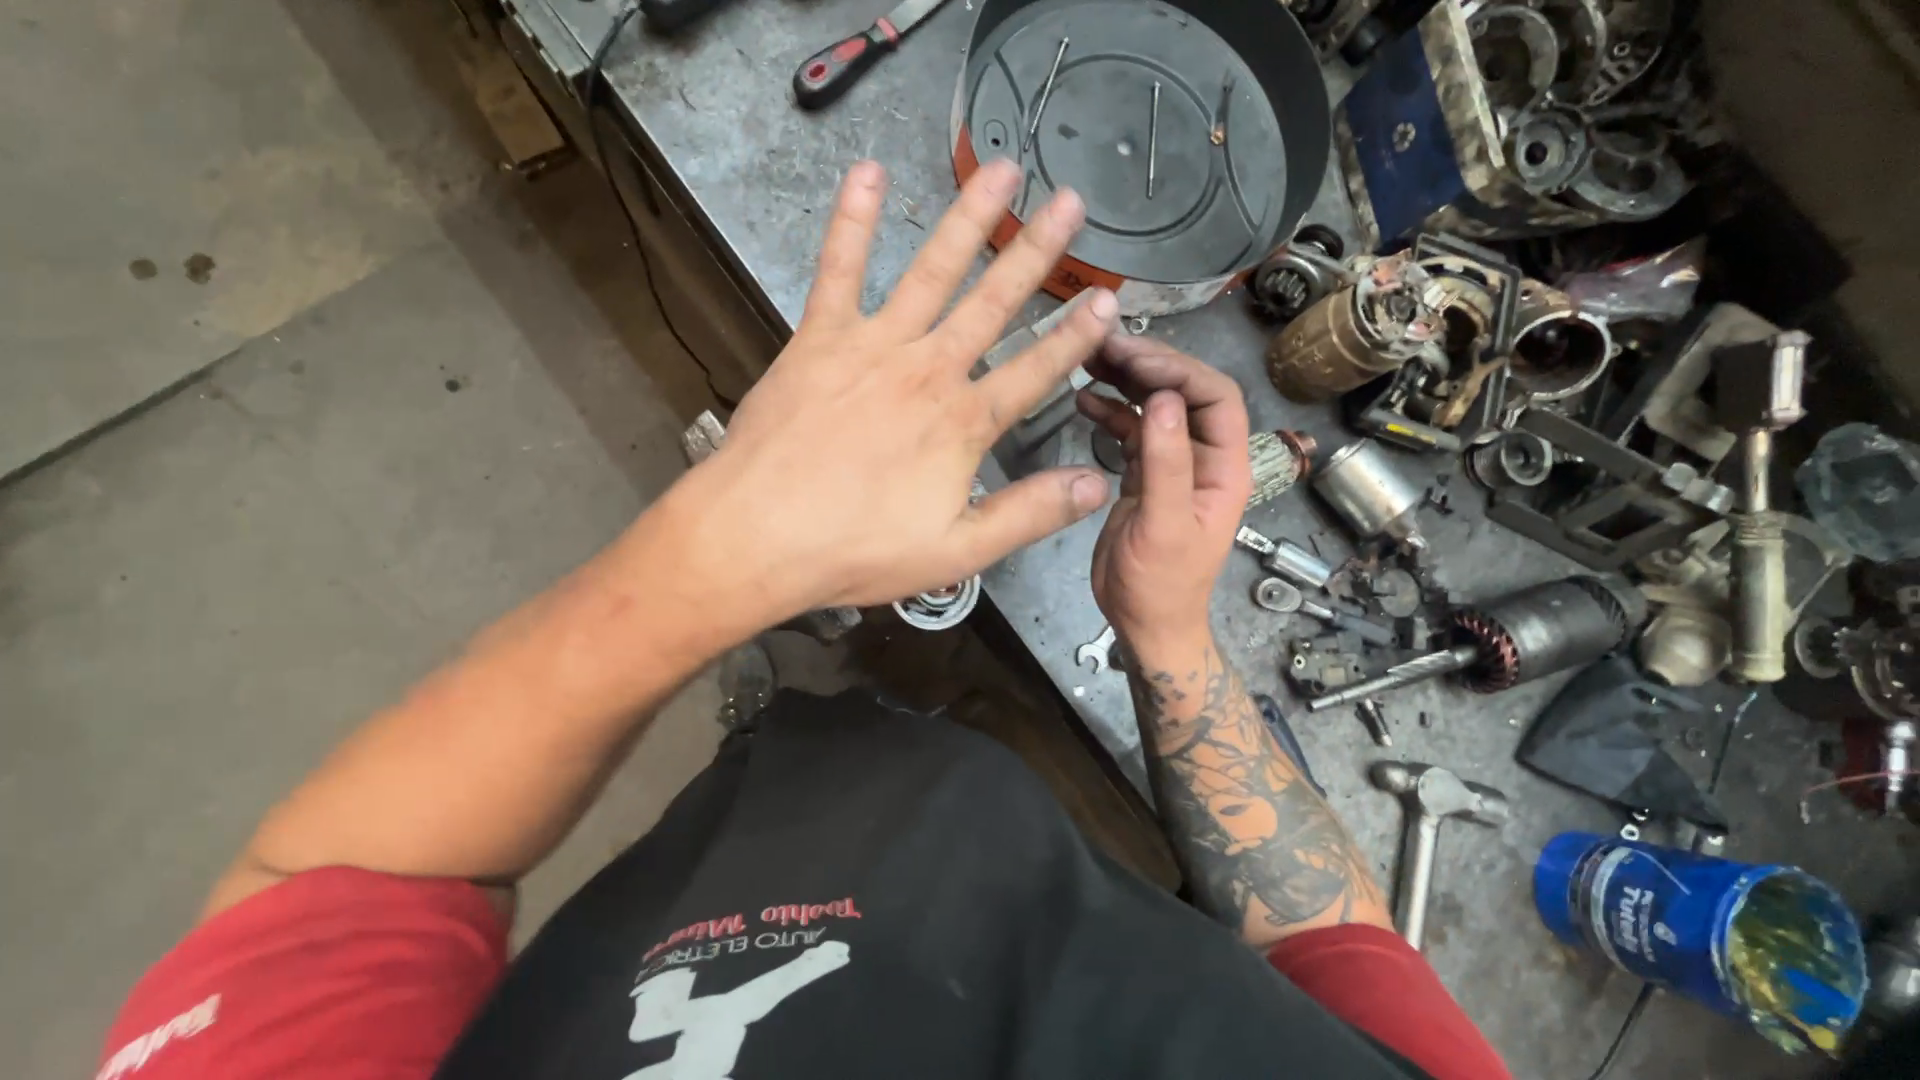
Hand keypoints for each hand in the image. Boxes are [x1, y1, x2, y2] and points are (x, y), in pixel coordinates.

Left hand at [664, 159, 1117, 625]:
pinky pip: (838, 269)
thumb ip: (1028, 514)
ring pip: (932, 272)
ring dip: (971, 219)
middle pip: (994, 303)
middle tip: (1071, 203)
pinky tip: (868, 173)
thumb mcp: (956, 551)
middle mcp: (927, 371)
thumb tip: (1096, 487)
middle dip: (1038, 252)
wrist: (756, 535)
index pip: (1035, 370)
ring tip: (1003, 172)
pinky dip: (852, 220)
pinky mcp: (820, 338)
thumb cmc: (855, 550)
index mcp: (963, 423)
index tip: (1107, 300)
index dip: (1075, 337)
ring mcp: (873, 347)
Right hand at [1080, 336, 1252, 653]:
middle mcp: (1202, 457)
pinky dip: (1109, 411)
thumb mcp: (1165, 525)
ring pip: (1155, 406)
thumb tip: (1165, 398)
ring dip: (1125, 381)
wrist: (1144, 622)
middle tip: (1104, 346)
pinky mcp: (1142, 475)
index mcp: (1224, 466)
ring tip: (1088, 359)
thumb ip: (1166, 463)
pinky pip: (1130, 431)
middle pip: (1184, 393)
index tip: (1135, 361)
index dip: (1181, 371)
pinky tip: (1083, 399)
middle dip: (1148, 366)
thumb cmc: (1163, 583)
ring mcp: (1171, 463)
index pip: (1217, 398)